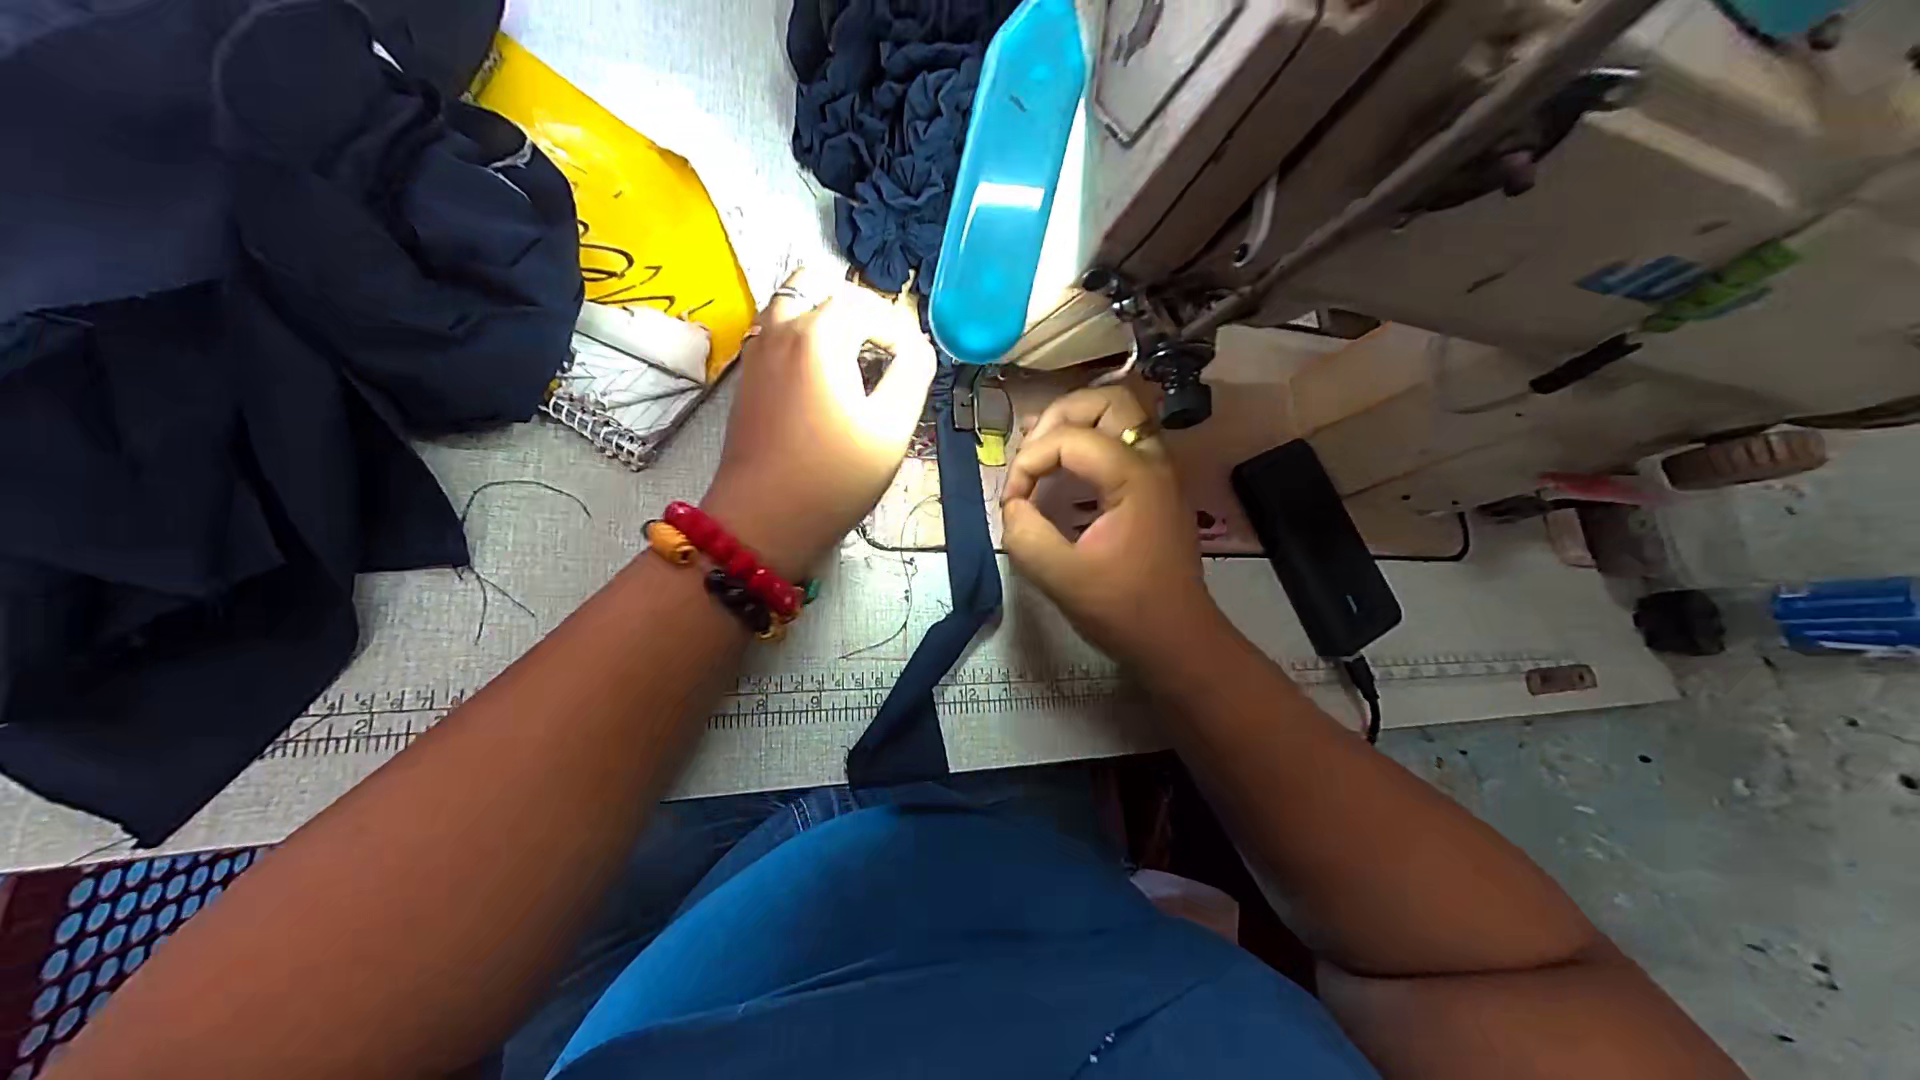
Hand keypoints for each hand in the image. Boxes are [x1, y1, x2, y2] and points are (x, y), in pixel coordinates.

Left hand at [702, 270, 935, 577]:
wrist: (763, 520)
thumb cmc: (833, 476)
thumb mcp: (892, 428)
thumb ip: (913, 373)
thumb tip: (917, 348)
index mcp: (819, 334)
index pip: (871, 307)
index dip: (902, 334)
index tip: (916, 368)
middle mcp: (781, 329)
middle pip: (824, 287)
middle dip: (862, 310)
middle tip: (887, 349)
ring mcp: (757, 352)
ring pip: (791, 302)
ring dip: (825, 314)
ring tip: (853, 353)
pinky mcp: (748, 377)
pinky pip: (774, 330)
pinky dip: (801, 333)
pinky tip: (822, 374)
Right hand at [1001, 386, 1224, 666]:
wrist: (1177, 640)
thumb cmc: (1124, 610)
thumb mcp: (1061, 577)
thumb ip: (1024, 533)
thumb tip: (1013, 504)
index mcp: (1134, 477)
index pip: (1068, 438)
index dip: (1029, 462)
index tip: (1013, 501)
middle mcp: (1152, 461)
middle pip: (1107, 400)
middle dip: (1059, 416)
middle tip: (1030, 450)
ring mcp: (1157, 472)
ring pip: (1118, 416)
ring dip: (1075, 423)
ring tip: (1038, 447)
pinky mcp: (1153, 488)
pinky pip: (1121, 442)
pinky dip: (1088, 442)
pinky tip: (1061, 465)